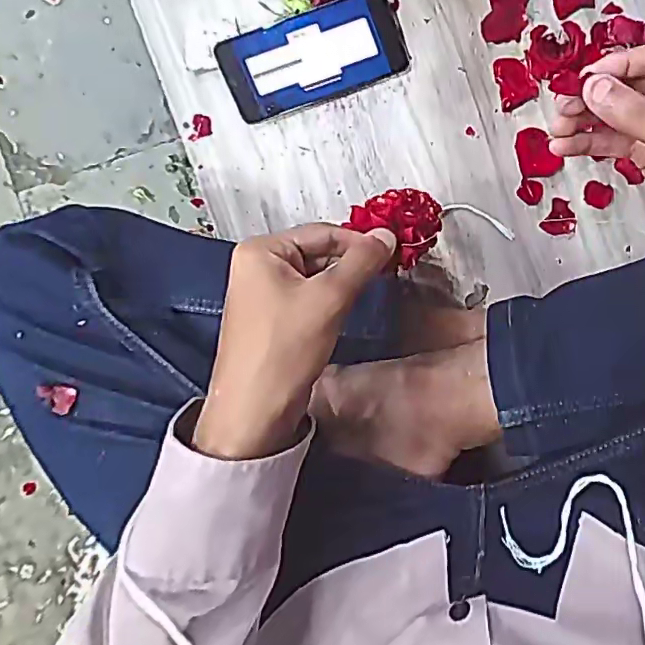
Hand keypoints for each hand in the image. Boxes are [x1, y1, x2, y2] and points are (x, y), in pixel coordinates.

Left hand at [194, 223, 397, 459]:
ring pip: (317, 273)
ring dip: (343, 281)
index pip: (323, 232)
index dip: (358, 242)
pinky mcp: (272, 315)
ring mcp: (263, 291)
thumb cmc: (284, 349)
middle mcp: (257, 265)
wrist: (255, 412)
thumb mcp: (330, 297)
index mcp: (260, 251)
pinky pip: (309, 294)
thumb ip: (362, 261)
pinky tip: (345, 309)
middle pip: (319, 250)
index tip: (389, 252)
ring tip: (366, 292)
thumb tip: (386, 235)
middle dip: (351, 262)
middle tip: (383, 272)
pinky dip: (331, 298)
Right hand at [549, 41, 644, 279]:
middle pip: (638, 81)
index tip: (589, 76)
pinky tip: (572, 144)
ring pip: (624, 107)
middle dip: (599, 93)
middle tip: (569, 101)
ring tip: (562, 125)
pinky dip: (595, 139)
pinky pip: (620, 134)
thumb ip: (640, 116)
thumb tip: (601, 89)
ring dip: (591, 116)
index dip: (623, 64)